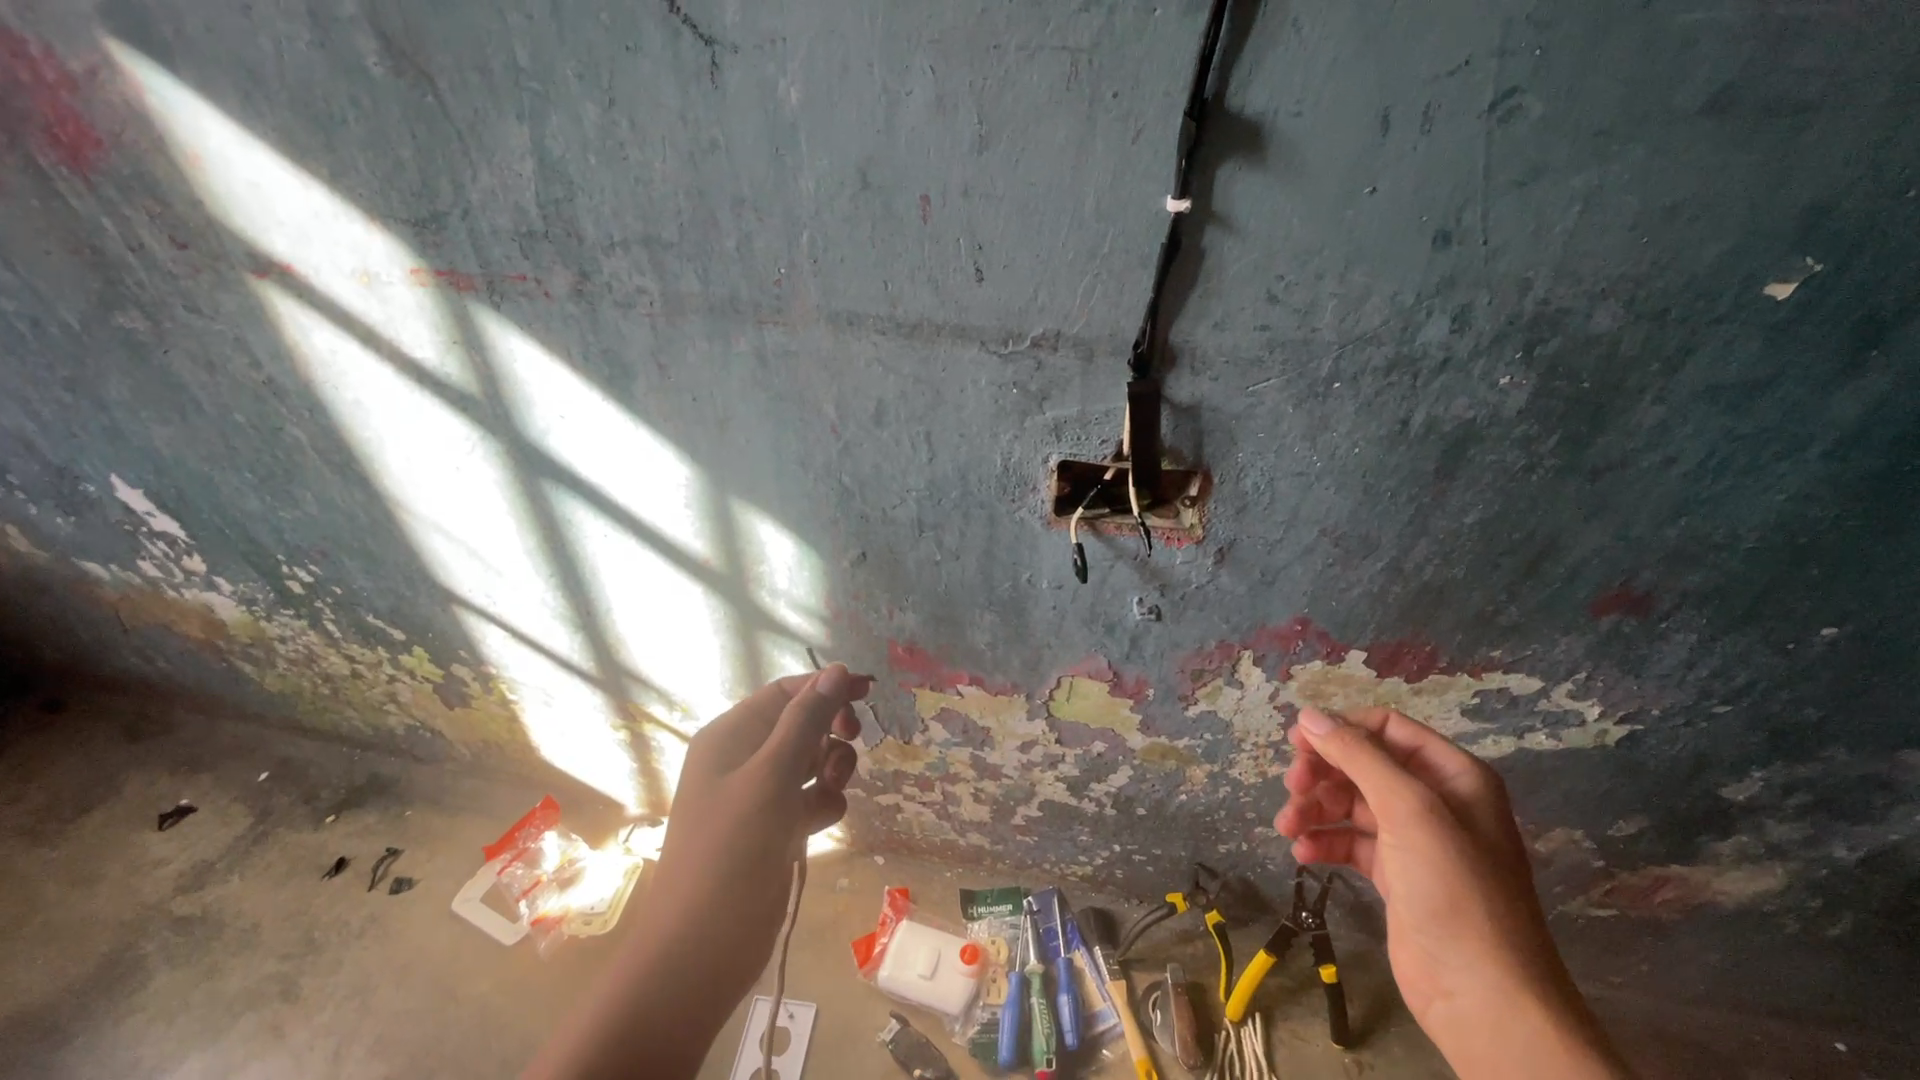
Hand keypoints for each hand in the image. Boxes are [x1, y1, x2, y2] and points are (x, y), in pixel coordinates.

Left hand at [646, 664, 868, 1004]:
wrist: (701, 948)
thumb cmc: (731, 853)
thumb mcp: (771, 778)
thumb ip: (805, 722)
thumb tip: (836, 670)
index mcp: (728, 737)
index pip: (784, 694)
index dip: (826, 687)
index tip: (870, 692)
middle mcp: (740, 761)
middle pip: (800, 725)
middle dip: (830, 731)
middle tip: (850, 742)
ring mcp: (756, 799)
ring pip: (810, 764)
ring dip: (831, 770)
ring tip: (832, 792)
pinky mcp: (772, 833)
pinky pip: (810, 801)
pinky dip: (824, 804)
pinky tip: (822, 823)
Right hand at [1275, 706, 1627, 1079]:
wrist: (1483, 993)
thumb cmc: (1453, 889)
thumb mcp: (1408, 809)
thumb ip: (1358, 756)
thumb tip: (1309, 715)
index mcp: (1453, 775)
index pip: (1388, 728)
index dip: (1341, 731)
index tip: (1296, 744)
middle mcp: (1436, 801)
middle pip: (1364, 765)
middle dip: (1323, 773)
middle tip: (1291, 789)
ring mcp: (1416, 841)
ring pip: (1352, 805)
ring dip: (1316, 810)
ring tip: (1287, 827)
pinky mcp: (1397, 877)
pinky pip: (1352, 844)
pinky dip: (1325, 843)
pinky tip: (1302, 854)